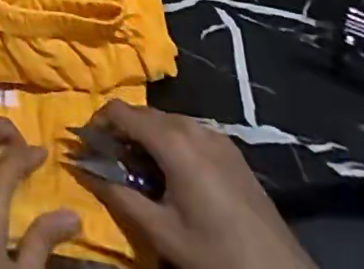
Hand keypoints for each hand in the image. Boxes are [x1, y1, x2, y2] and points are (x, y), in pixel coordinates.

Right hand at [79, 100, 314, 268]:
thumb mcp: (161, 231)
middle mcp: (193, 126)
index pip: (123, 111)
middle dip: (121, 131)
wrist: (277, 268)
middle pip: (145, 114)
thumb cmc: (214, 251)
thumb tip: (86, 170)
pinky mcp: (230, 148)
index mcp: (173, 141)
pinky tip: (170, 175)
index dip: (98, 122)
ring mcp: (215, 134)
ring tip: (136, 171)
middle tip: (106, 161)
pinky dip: (169, 143)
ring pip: (167, 122)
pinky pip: (189, 133)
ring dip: (145, 137)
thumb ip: (120, 196)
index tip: (85, 144)